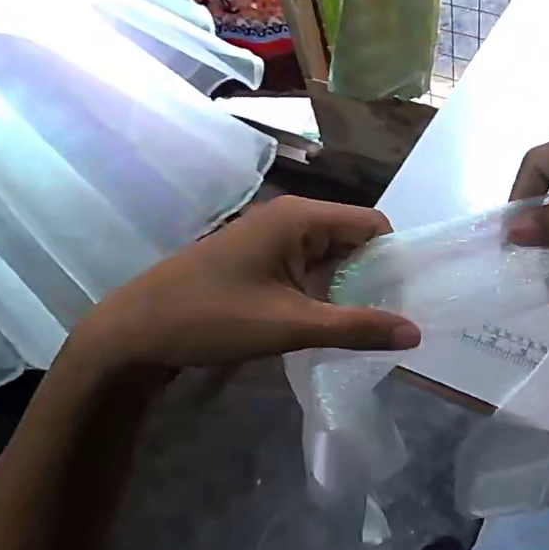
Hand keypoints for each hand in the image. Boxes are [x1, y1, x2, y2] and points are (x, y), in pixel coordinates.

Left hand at [69, 196, 421, 371]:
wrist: (133, 332)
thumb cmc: (213, 318)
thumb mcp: (292, 326)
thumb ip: (357, 327)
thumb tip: (415, 332)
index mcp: (300, 217)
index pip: (372, 224)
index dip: (393, 258)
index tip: (404, 298)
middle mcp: (289, 217)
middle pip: (353, 238)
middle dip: (372, 276)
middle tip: (387, 319)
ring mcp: (270, 236)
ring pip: (329, 254)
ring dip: (346, 286)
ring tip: (360, 325)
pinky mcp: (257, 257)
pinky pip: (306, 265)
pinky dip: (321, 290)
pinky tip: (323, 321)